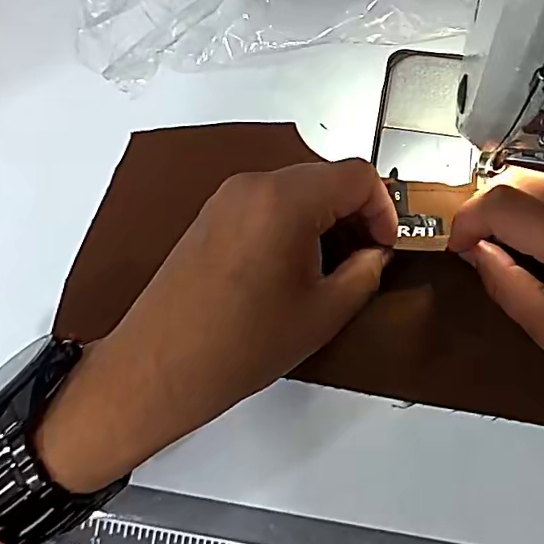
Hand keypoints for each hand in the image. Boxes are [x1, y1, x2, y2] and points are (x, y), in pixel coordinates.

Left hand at [36, 159, 395, 490]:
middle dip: (356, 212)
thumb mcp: (323, 312)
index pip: (356, 175)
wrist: (158, 367)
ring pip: (299, 187)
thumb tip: (376, 254)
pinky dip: (294, 221)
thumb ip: (365, 272)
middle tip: (366, 255)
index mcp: (285, 200)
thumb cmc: (236, 345)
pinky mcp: (213, 213)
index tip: (385, 242)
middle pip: (327, 176)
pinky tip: (294, 265)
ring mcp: (228, 197)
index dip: (384, 207)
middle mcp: (254, 185)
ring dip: (325, 217)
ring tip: (330, 266)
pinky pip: (269, 201)